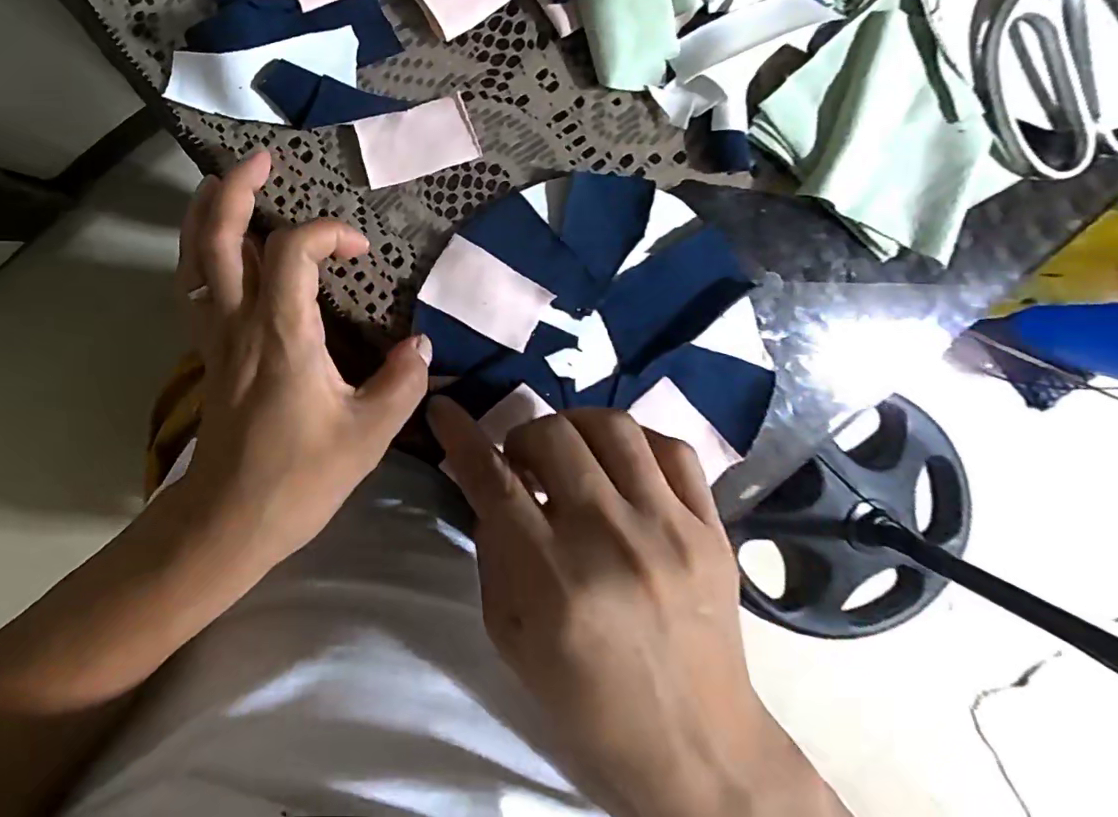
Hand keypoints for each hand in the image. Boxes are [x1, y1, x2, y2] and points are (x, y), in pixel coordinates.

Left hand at [172, 151, 430, 562]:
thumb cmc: (300, 477)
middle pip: (217, 237)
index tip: (356, 247)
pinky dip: (200, 254)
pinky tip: (216, 248)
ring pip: (193, 258)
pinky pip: (194, 286)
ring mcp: (214, 334)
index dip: (325, 232)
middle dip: (234, 190)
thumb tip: (421, 346)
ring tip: (223, 185)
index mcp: (280, 332)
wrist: (232, 515)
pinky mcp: (207, 351)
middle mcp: (237, 321)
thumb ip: (400, 382)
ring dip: (203, 214)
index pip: (291, 250)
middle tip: (259, 161)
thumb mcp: (368, 433)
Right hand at [427, 403, 847, 816]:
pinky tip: (618, 468)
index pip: (492, 477)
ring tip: (567, 455)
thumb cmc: (581, 692)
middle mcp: (610, 540)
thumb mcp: (506, 627)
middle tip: (518, 462)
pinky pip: (674, 450)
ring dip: (573, 427)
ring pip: (614, 427)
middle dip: (519, 435)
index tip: (443, 410)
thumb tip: (489, 488)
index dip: (460, 434)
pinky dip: (635, 444)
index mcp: (551, 574)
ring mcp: (670, 531)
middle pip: (551, 436)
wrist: (697, 747)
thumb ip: (493, 550)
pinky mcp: (714, 532)